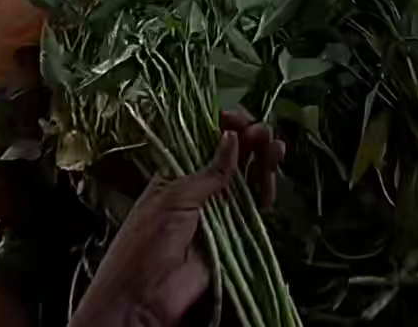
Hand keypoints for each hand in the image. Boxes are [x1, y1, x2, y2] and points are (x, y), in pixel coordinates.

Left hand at [69, 113, 283, 326]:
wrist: (143, 299)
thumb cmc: (147, 241)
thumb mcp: (175, 197)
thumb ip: (209, 171)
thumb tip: (232, 136)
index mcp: (182, 170)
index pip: (209, 139)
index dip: (225, 126)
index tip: (235, 118)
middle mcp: (204, 185)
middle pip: (234, 154)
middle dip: (250, 138)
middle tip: (260, 131)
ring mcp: (221, 208)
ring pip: (249, 175)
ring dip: (263, 157)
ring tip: (274, 146)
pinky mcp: (236, 231)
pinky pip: (256, 205)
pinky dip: (266, 189)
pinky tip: (271, 175)